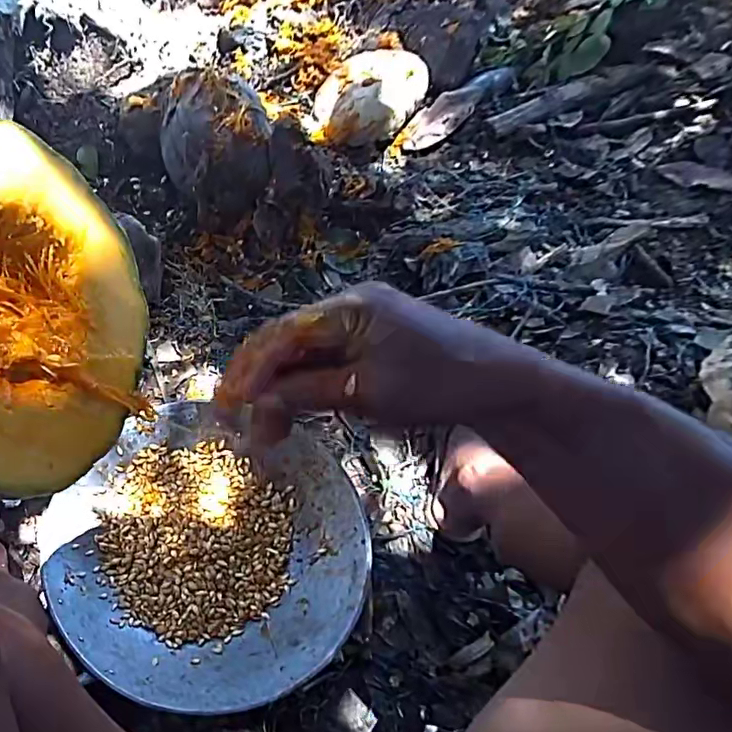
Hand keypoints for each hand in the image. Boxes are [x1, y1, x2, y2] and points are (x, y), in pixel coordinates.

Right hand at [217, 282, 521, 441]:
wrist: (501, 383)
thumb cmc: (436, 384)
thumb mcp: (366, 392)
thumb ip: (307, 393)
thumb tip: (258, 402)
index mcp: (348, 309)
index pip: (281, 336)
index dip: (250, 371)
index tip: (229, 406)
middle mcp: (350, 306)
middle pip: (286, 341)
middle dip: (259, 381)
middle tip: (239, 419)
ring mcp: (362, 321)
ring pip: (302, 352)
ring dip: (279, 387)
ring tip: (265, 425)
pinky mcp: (372, 340)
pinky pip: (324, 359)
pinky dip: (304, 385)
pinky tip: (293, 408)